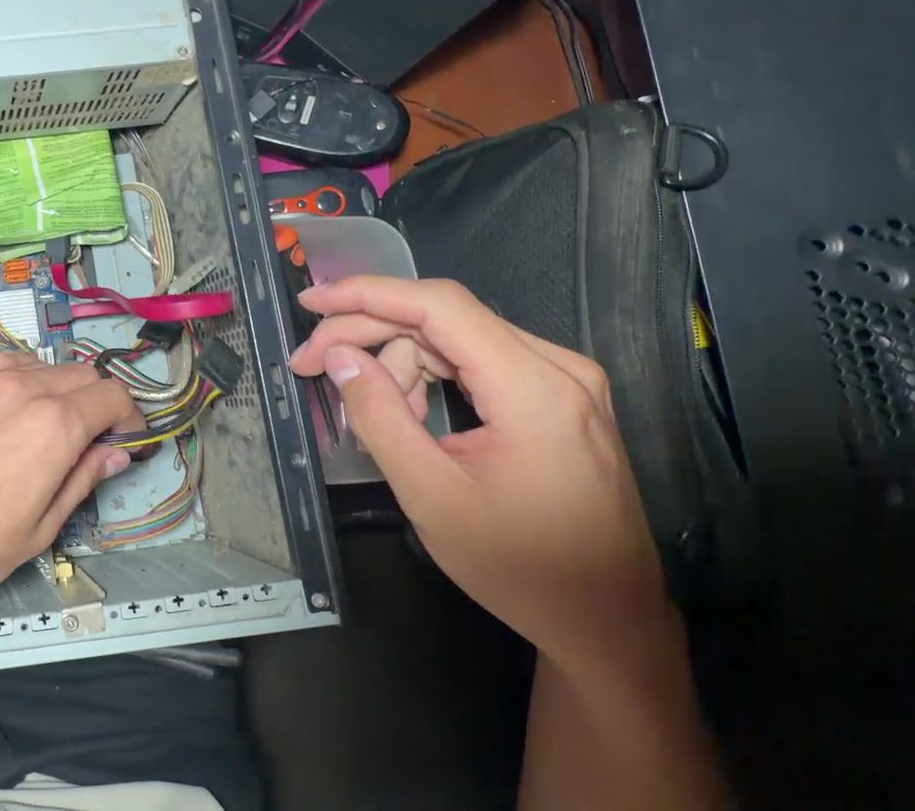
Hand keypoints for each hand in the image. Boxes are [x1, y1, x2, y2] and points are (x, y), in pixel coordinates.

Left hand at [0, 353, 140, 636]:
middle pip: (79, 374)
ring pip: (38, 365)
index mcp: (50, 426)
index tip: (126, 438)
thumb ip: (81, 481)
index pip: (111, 395)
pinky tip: (8, 414)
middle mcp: (16, 390)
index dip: (128, 417)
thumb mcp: (35, 530)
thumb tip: (111, 456)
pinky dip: (17, 382)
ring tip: (50, 428)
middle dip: (97, 402)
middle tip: (94, 439)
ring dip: (57, 388)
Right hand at [288, 276, 672, 669]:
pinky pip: (478, 364)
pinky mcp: (559, 399)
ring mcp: (564, 382)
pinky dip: (432, 379)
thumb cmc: (517, 565)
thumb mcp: (430, 493)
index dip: (366, 294)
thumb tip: (337, 355)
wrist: (605, 620)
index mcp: (534, 388)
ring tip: (377, 420)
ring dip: (401, 366)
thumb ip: (379, 415)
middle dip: (370, 337)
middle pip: (443, 320)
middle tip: (310, 367)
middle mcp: (558, 368)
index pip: (439, 306)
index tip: (309, 302)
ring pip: (456, 341)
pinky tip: (410, 414)